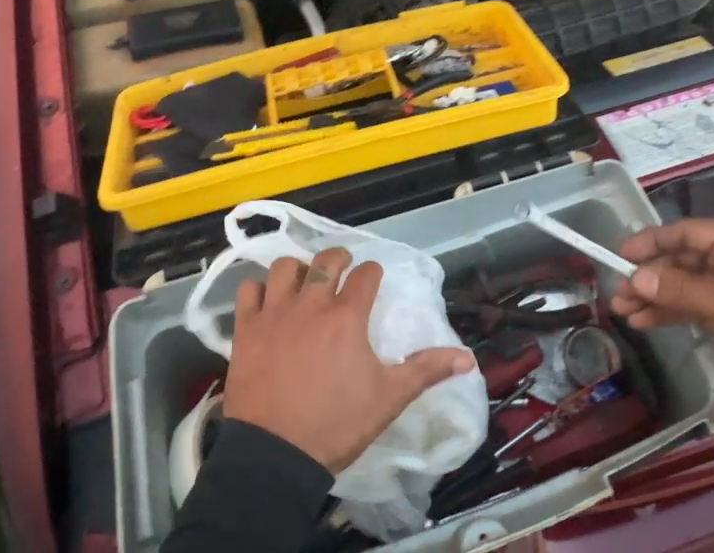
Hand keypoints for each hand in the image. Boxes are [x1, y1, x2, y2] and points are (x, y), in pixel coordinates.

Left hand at [222, 246, 476, 473]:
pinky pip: (249, 291)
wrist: (275, 454)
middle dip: (339, 258)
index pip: (365, 275)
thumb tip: (467, 357)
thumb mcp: (388, 399)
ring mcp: (274, 314)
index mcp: (347, 317)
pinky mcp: (246, 330)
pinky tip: (268, 300)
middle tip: (343, 268)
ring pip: (285, 268)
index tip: (373, 277)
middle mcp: (311, 305)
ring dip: (299, 269)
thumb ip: (425, 371)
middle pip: (326, 261)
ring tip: (305, 281)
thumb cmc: (336, 425)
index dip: (373, 272)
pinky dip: (259, 289)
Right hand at [610, 219, 713, 417]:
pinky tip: (645, 322)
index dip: (654, 240)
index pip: (691, 232)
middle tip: (618, 292)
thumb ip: (679, 289)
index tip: (621, 253)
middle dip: (651, 275)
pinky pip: (696, 306)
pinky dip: (671, 312)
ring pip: (687, 285)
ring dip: (656, 296)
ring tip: (623, 311)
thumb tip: (636, 277)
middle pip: (686, 260)